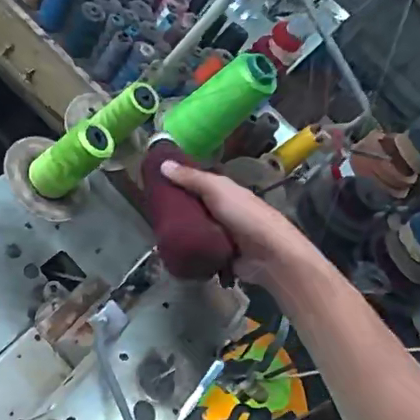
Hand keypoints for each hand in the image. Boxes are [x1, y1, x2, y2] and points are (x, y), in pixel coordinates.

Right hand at [158, 160, 323, 290]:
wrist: (270, 255)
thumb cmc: (245, 216)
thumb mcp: (217, 190)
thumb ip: (191, 178)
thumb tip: (162, 164)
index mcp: (225, 190)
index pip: (197, 182)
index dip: (177, 181)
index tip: (153, 183)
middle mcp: (223, 209)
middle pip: (194, 206)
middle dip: (175, 209)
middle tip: (150, 211)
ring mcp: (222, 233)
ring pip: (195, 229)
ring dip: (180, 231)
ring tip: (156, 231)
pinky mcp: (220, 255)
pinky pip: (199, 249)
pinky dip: (188, 249)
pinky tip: (170, 250)